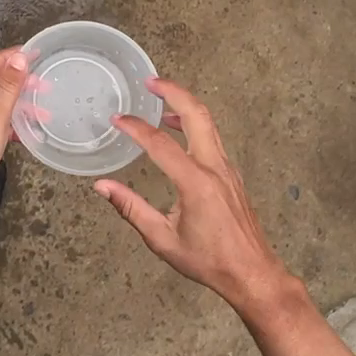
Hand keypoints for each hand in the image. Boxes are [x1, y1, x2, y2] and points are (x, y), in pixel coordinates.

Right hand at [94, 77, 291, 309]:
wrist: (253, 274)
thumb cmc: (208, 261)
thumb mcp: (162, 240)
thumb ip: (130, 209)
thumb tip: (102, 186)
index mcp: (195, 182)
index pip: (160, 144)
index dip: (135, 127)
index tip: (116, 119)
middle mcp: (214, 167)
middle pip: (196, 115)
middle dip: (173, 91)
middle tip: (150, 81)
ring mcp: (227, 169)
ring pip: (208, 123)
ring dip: (184, 104)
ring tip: (160, 98)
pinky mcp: (231, 175)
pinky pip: (212, 137)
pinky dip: (193, 122)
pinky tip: (178, 129)